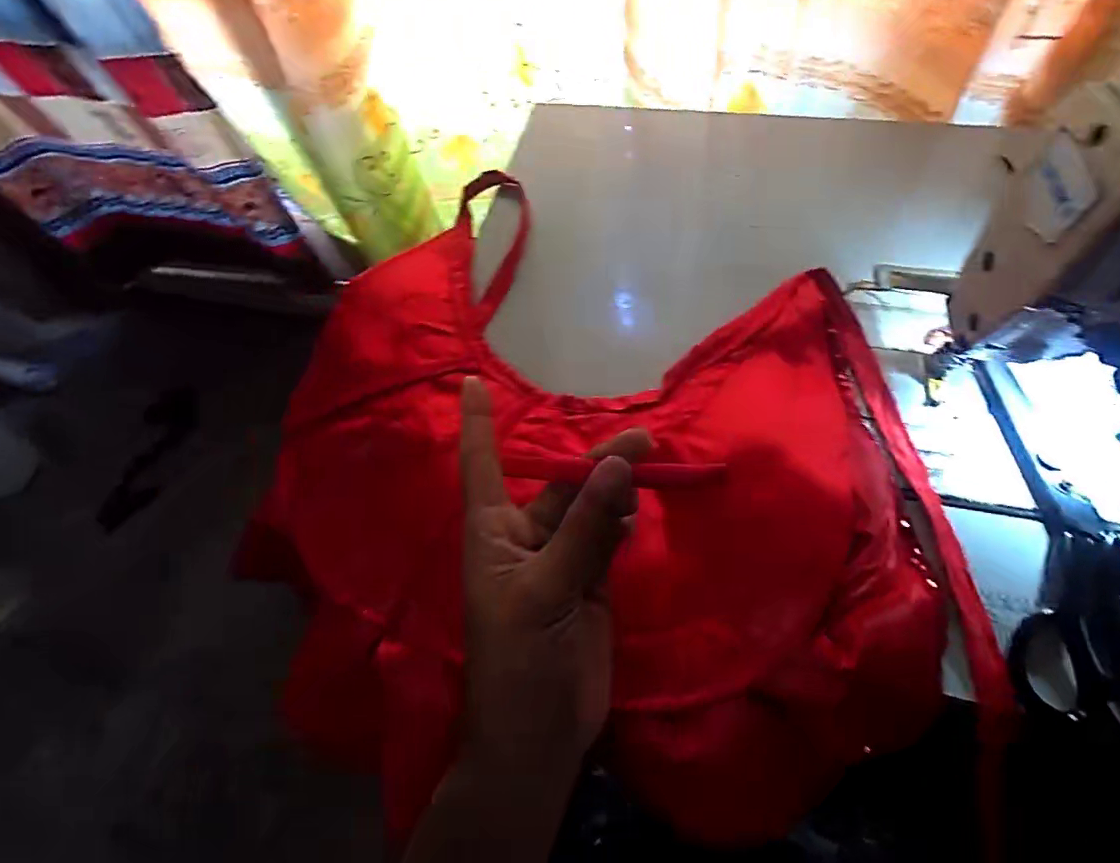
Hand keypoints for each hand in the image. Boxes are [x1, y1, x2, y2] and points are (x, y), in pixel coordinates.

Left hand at [458, 376, 650, 768]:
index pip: (482, 466)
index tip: (472, 380)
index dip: (478, 424)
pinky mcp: (589, 580)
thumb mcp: (546, 592)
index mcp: (492, 534)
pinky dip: (622, 521)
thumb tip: (615, 467)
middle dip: (596, 462)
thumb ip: (584, 529)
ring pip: (590, 508)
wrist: (540, 738)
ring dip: (615, 489)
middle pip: (561, 485)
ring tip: (647, 470)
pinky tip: (636, 515)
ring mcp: (559, 559)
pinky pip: (608, 536)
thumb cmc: (518, 663)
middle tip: (643, 442)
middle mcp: (523, 538)